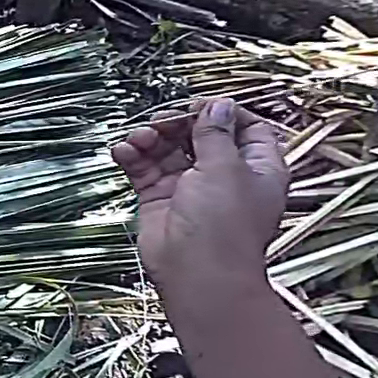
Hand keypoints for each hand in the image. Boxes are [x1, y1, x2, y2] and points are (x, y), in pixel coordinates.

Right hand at [110, 98, 287, 290]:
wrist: (195, 272)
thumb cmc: (223, 227)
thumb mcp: (225, 168)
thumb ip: (215, 134)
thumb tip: (217, 106)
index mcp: (255, 168)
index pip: (245, 129)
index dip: (222, 113)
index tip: (199, 106)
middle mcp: (222, 176)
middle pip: (199, 136)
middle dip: (178, 124)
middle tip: (162, 122)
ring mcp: (188, 187)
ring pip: (166, 150)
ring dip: (150, 139)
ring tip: (138, 139)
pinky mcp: (159, 198)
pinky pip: (143, 169)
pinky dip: (132, 156)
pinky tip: (123, 151)